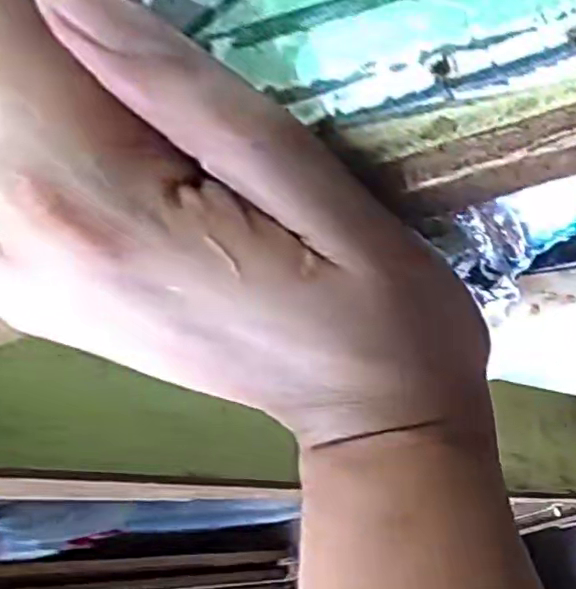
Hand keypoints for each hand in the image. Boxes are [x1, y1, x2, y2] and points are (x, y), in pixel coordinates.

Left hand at [0, 0, 488, 449]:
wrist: (388, 427)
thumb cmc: (404, 337)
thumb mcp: (361, 232)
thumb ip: (228, 121)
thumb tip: (79, 4)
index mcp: (100, 201)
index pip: (10, 29)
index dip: (74, 16)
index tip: (164, 60)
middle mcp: (12, 231)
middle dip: (58, 60)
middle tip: (163, 102)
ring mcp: (4, 267)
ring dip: (51, 106)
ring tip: (155, 142)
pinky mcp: (18, 285)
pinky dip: (37, 149)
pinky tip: (108, 174)